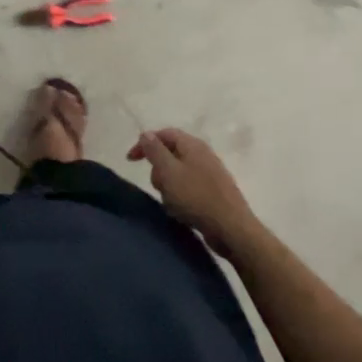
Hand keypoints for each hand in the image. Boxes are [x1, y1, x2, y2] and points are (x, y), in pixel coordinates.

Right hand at [126, 128, 258, 253]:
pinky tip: (182, 211)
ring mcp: (210, 173)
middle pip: (170, 154)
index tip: (130, 161)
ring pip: (177, 173)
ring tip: (171, 202)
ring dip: (168, 187)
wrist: (231, 228)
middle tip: (158, 186)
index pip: (164, 134)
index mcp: (193, 145)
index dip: (144, 144)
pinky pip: (188, 188)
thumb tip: (145, 133)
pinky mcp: (213, 191)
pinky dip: (180, 196)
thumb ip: (155, 151)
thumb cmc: (196, 197)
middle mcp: (203, 155)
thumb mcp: (169, 172)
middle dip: (158, 170)